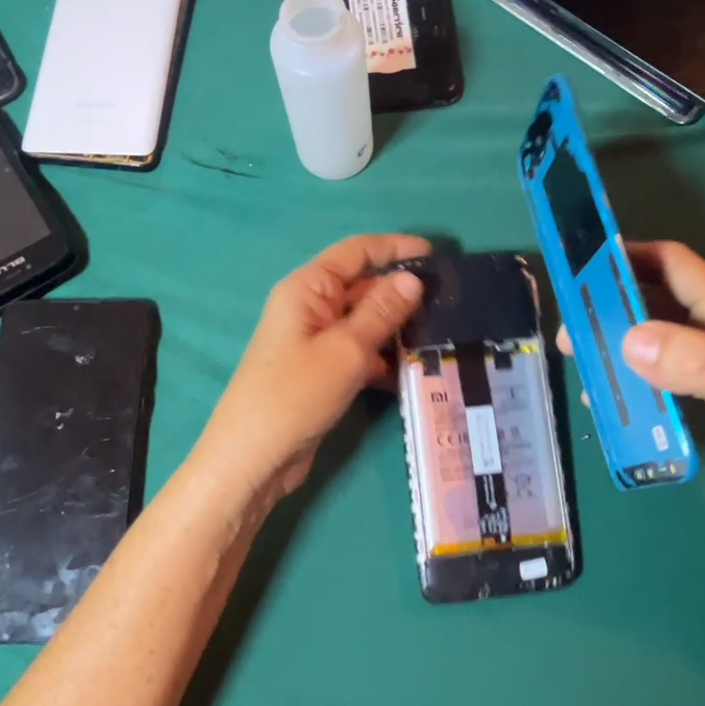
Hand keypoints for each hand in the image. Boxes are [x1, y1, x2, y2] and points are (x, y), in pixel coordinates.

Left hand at [197, 234, 428, 501]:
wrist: (254, 458)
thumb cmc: (296, 394)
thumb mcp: (347, 349)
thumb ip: (382, 311)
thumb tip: (412, 278)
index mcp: (308, 287)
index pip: (357, 251)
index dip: (395, 248)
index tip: (436, 254)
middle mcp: (310, 307)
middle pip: (363, 286)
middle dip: (402, 293)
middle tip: (450, 306)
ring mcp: (315, 341)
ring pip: (365, 323)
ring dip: (397, 330)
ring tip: (440, 338)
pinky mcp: (322, 372)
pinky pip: (360, 353)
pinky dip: (383, 359)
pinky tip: (412, 372)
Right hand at [559, 241, 704, 519]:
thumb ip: (701, 365)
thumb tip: (629, 337)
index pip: (672, 265)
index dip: (625, 257)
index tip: (578, 270)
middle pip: (657, 303)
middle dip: (609, 310)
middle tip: (570, 341)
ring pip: (662, 344)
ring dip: (622, 351)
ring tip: (587, 378)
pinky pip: (674, 381)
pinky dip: (643, 386)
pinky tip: (626, 410)